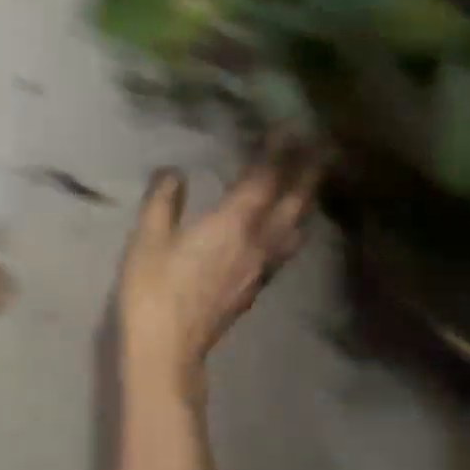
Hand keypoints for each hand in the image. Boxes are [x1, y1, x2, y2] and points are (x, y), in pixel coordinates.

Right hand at [120, 143, 322, 392]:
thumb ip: (163, 203)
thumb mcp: (146, 241)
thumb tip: (173, 172)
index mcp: (233, 224)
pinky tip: (286, 228)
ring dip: (307, 199)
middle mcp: (259, 240)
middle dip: (308, 170)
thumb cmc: (152, 289)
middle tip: (322, 145)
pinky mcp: (257, 284)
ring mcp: (263, 265)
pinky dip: (293, 226)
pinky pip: (287, 245)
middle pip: (294, 199)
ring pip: (297, 224)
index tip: (288, 126)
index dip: (278, 151)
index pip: (264, 178)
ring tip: (310, 184)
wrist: (169, 343)